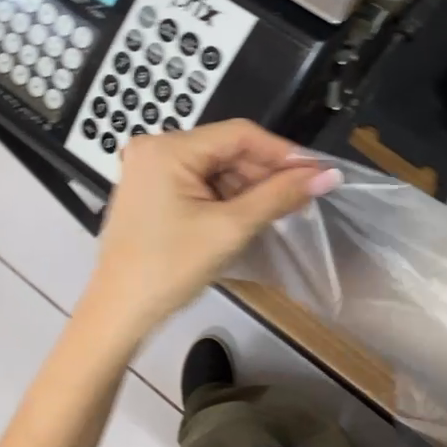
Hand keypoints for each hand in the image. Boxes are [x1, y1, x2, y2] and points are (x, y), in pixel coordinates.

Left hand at [80, 121, 339, 338]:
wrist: (119, 312)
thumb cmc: (169, 269)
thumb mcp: (230, 229)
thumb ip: (279, 196)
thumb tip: (328, 175)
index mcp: (167, 148)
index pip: (239, 134)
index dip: (283, 152)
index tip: (319, 172)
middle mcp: (153, 148)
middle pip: (226, 149)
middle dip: (265, 172)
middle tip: (303, 196)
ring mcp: (148, 170)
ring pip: (214, 167)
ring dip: (247, 187)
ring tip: (280, 209)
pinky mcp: (150, 191)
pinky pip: (197, 182)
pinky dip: (224, 196)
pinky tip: (249, 214)